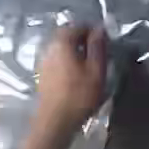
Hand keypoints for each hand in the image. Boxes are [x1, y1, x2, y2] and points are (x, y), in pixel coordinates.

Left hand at [34, 24, 108, 141]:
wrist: (55, 122)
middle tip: (99, 51)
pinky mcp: (42, 74)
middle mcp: (49, 48)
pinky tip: (77, 73)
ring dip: (75, 50)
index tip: (106, 41)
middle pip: (67, 35)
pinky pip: (57, 59)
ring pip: (61, 48)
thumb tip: (100, 28)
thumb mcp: (96, 69)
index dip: (93, 30)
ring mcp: (43, 61)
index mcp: (62, 43)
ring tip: (90, 63)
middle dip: (83, 39)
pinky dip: (68, 61)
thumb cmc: (79, 95)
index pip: (78, 26)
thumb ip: (98, 46)